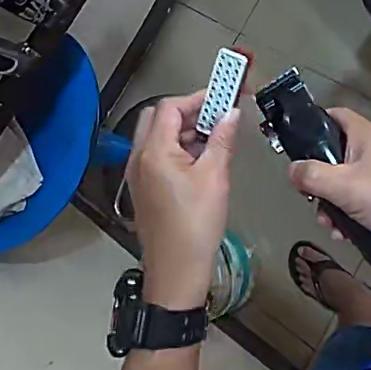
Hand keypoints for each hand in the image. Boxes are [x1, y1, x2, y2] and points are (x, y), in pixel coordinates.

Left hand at [127, 91, 239, 309]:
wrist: (177, 271)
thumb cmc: (195, 225)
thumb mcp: (216, 176)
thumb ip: (222, 138)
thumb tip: (231, 113)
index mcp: (153, 152)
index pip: (170, 107)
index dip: (197, 98)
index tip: (223, 98)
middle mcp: (139, 158)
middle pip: (159, 117)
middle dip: (189, 111)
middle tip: (218, 117)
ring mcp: (139, 174)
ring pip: (159, 136)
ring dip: (185, 130)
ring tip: (215, 140)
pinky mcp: (146, 188)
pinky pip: (159, 155)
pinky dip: (180, 148)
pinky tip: (204, 160)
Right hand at [286, 108, 370, 257]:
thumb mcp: (343, 187)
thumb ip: (312, 176)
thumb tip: (292, 169)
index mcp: (366, 134)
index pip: (334, 115)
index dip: (313, 126)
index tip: (298, 148)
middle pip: (339, 155)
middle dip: (322, 182)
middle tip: (316, 203)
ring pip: (352, 181)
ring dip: (337, 204)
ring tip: (335, 228)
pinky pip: (368, 198)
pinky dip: (356, 213)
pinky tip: (352, 235)